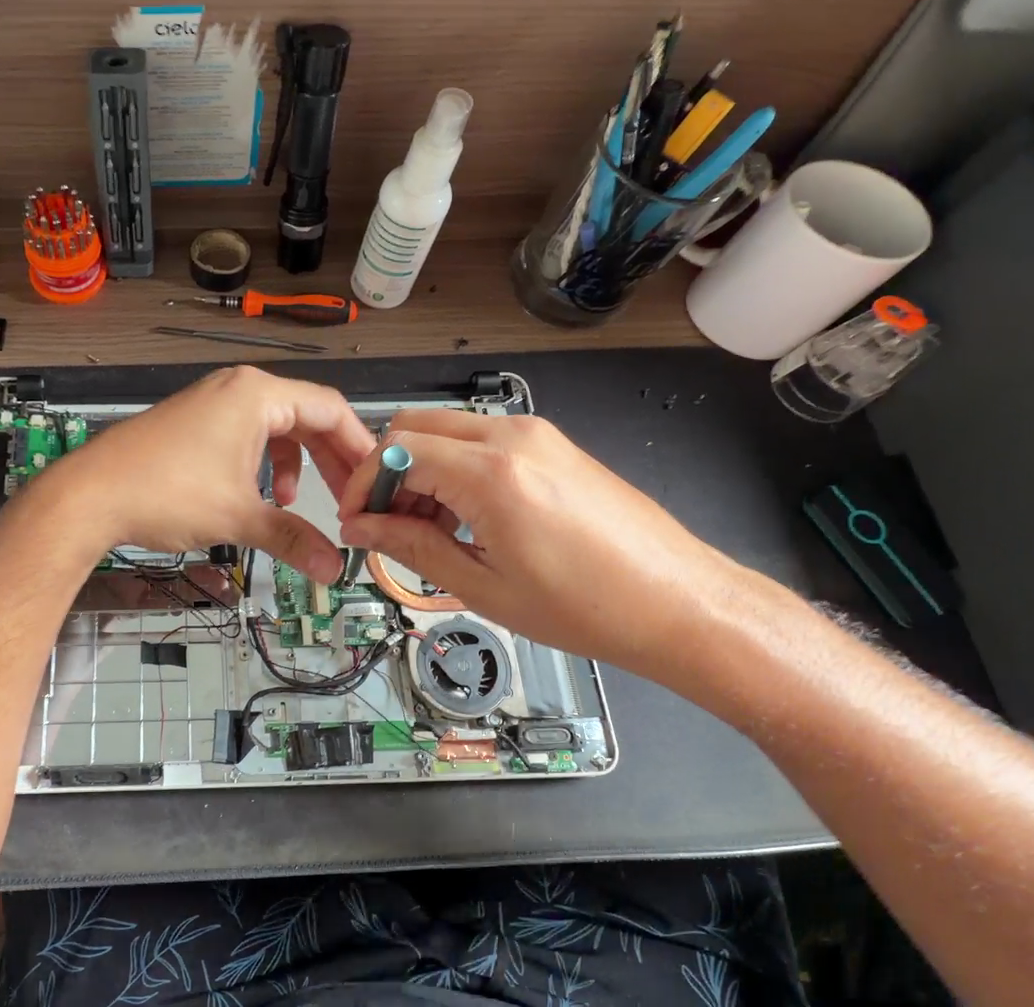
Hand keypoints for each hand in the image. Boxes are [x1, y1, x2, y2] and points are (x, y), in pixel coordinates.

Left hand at [36, 366, 374, 583]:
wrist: (90, 495)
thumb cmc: (168, 494)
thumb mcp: (238, 517)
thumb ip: (293, 538)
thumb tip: (334, 570)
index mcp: (257, 394)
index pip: (330, 408)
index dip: (358, 446)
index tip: (375, 482)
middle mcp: (238, 388)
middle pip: (305, 415)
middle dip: (329, 459)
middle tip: (349, 498)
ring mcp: (213, 402)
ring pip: (275, 427)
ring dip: (294, 464)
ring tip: (294, 504)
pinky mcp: (194, 421)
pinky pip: (246, 435)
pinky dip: (262, 463)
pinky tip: (258, 496)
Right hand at [336, 410, 754, 672]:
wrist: (679, 604)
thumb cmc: (585, 608)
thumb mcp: (483, 585)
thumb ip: (411, 545)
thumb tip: (361, 527)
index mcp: (491, 474)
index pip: (395, 452)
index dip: (362, 485)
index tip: (354, 521)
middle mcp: (512, 437)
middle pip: (414, 426)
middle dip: (386, 472)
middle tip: (385, 524)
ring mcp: (537, 435)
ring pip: (447, 430)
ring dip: (420, 469)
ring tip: (425, 529)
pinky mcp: (553, 444)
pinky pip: (482, 440)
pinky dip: (454, 467)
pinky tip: (464, 517)